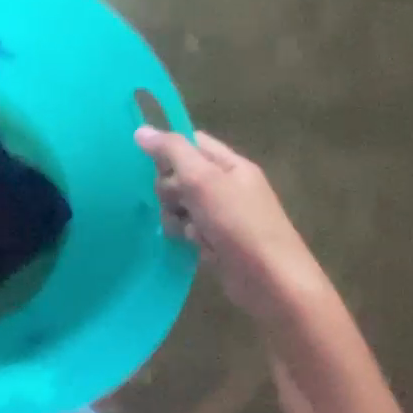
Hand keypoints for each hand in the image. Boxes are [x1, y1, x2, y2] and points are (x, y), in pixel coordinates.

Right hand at [135, 127, 331, 325]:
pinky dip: (185, 234)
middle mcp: (227, 185)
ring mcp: (222, 214)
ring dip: (175, 215)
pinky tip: (192, 244)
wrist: (271, 282)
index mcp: (230, 164)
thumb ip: (172, 151)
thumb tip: (141, 130)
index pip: (190, 141)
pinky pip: (187, 227)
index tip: (152, 166)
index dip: (168, 149)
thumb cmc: (239, 223)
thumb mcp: (202, 179)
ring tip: (188, 229)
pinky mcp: (216, 240)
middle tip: (178, 202)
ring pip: (179, 203)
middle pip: (180, 173)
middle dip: (170, 188)